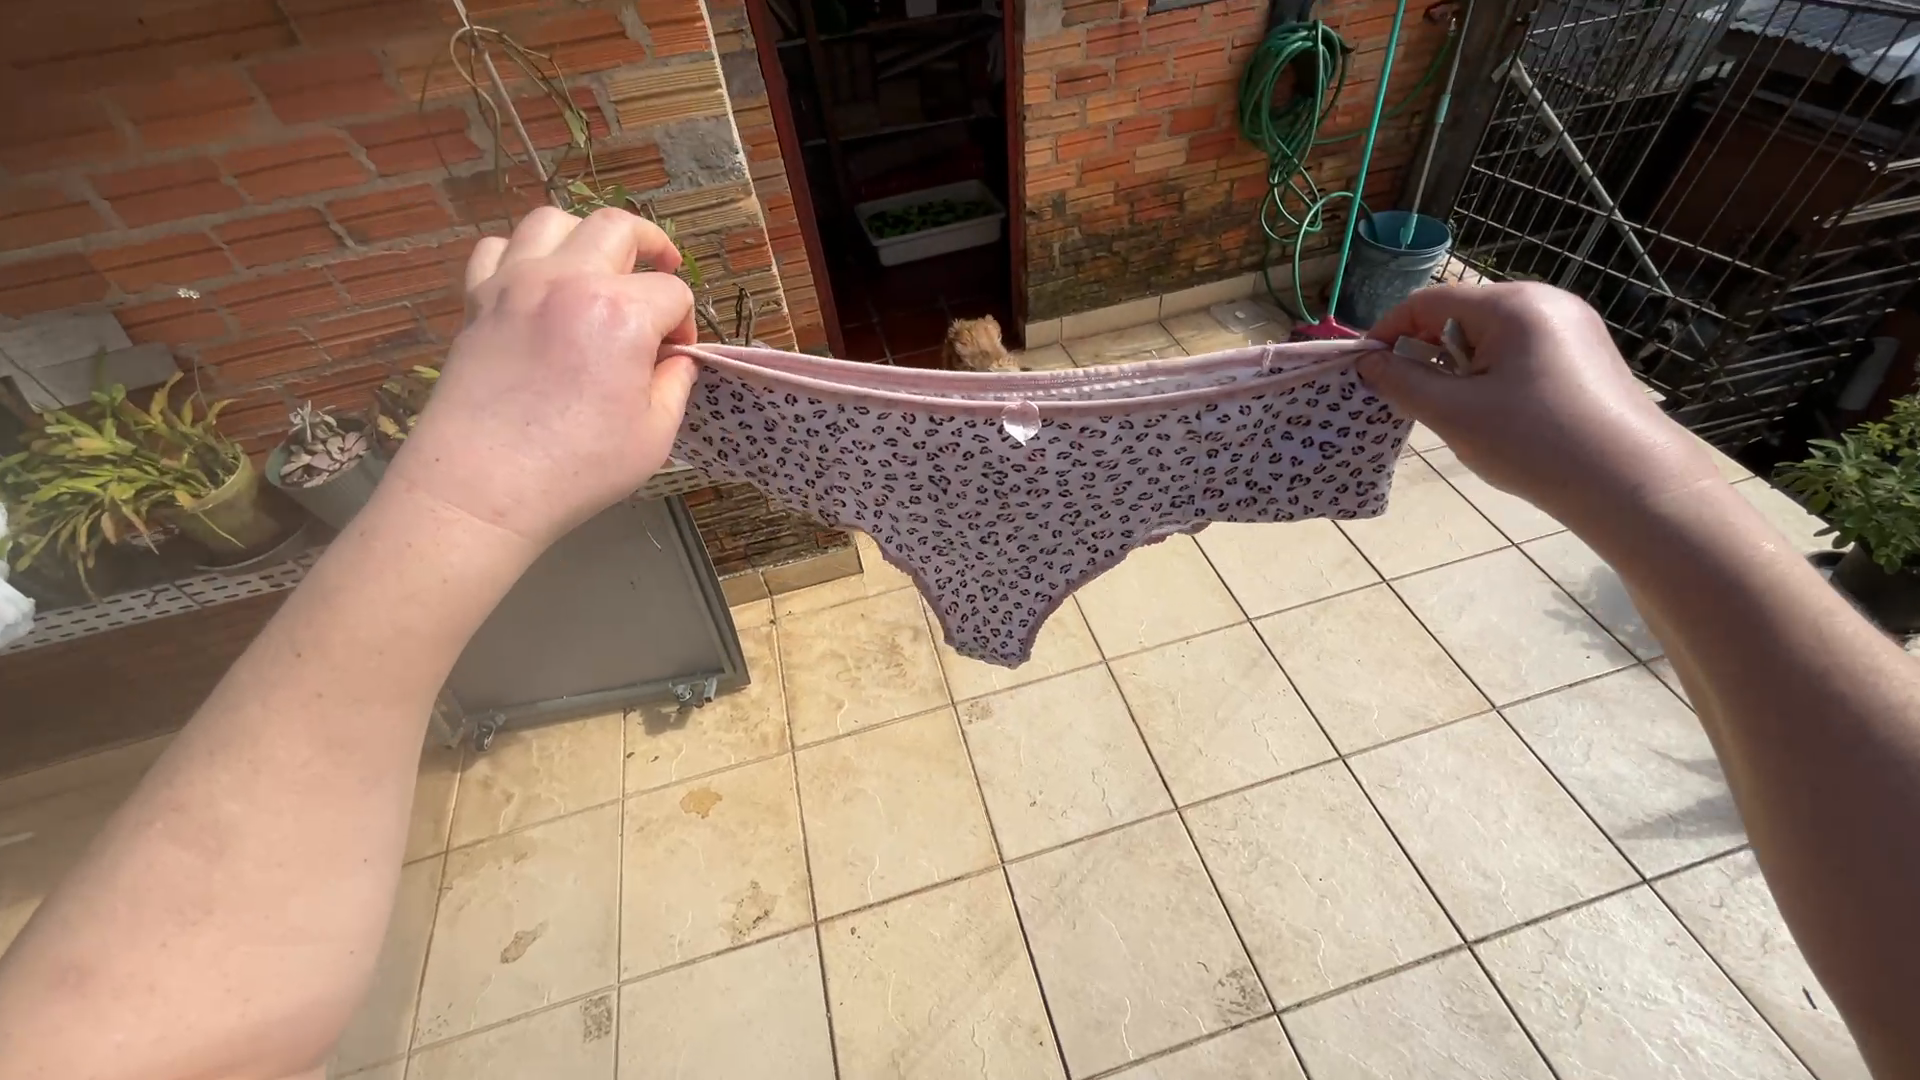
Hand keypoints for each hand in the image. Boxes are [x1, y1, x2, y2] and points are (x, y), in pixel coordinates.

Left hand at [384, 207, 697, 548]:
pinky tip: (542, 286)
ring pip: (555, 220)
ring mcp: (515, 284)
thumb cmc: (580, 467)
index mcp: (621, 313)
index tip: (677, 359)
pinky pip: (499, 247)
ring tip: (602, 268)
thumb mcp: (655, 434)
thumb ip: (675, 384)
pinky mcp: (477, 300)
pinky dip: (527, 255)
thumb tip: (676, 359)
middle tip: (664, 271)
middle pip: (618, 228)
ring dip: (588, 237)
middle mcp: (568, 280)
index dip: (686, 324)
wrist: (484, 487)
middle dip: (653, 246)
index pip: (674, 292)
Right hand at [1359, 282, 1721, 528]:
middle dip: (1420, 350)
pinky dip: (1483, 372)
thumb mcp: (1451, 413)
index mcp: (1512, 305)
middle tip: (1403, 394)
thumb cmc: (1532, 442)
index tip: (1365, 370)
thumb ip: (1401, 382)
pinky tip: (1485, 409)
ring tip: (1445, 407)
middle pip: (1457, 314)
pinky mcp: (1579, 352)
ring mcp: (1567, 326)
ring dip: (1451, 365)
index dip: (1387, 331)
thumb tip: (1368, 364)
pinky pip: (1512, 350)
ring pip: (1483, 335)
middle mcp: (1544, 302)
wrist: (1627, 481)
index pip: (1427, 302)